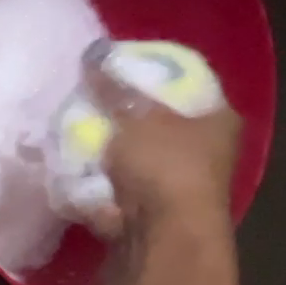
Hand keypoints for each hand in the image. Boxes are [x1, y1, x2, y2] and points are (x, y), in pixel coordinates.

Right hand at [86, 63, 240, 240]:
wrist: (157, 228)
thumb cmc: (162, 165)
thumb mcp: (137, 117)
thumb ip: (115, 89)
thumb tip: (95, 56)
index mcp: (215, 117)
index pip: (182, 83)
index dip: (146, 74)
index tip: (110, 70)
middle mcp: (202, 145)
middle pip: (152, 117)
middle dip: (117, 112)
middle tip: (83, 100)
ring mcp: (173, 176)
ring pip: (129, 148)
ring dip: (101, 143)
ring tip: (69, 130)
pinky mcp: (144, 199)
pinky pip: (112, 175)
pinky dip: (93, 170)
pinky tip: (70, 161)